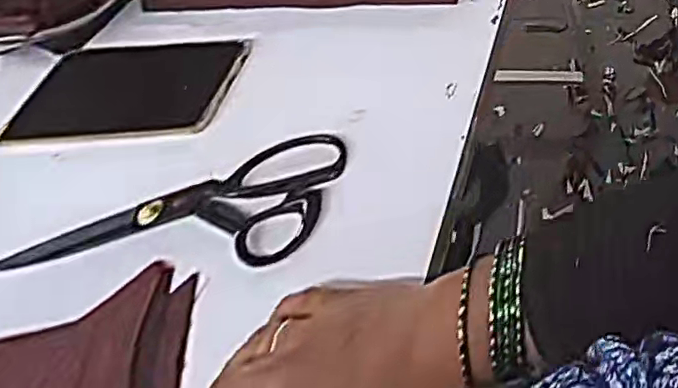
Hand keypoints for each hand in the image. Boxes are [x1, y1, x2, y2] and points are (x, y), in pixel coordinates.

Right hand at [211, 279, 462, 387]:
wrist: (447, 336)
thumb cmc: (412, 381)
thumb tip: (302, 385)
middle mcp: (289, 363)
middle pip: (234, 377)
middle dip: (230, 385)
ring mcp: (312, 328)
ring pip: (255, 344)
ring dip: (247, 361)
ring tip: (250, 374)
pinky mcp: (336, 298)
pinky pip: (291, 308)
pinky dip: (279, 322)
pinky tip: (282, 329)